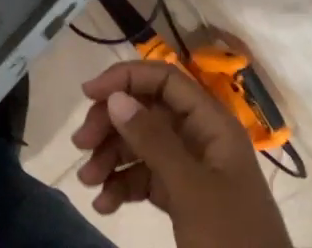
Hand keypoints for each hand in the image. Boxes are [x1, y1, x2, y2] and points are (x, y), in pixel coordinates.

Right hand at [72, 61, 291, 247]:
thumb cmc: (231, 238)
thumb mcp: (190, 190)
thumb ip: (153, 140)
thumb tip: (116, 97)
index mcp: (212, 124)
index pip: (165, 80)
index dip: (126, 78)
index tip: (89, 94)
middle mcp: (202, 139)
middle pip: (148, 111)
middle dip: (112, 123)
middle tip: (81, 145)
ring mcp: (193, 170)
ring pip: (143, 145)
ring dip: (112, 157)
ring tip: (87, 182)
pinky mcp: (184, 199)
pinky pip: (146, 178)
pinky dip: (123, 186)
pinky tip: (104, 203)